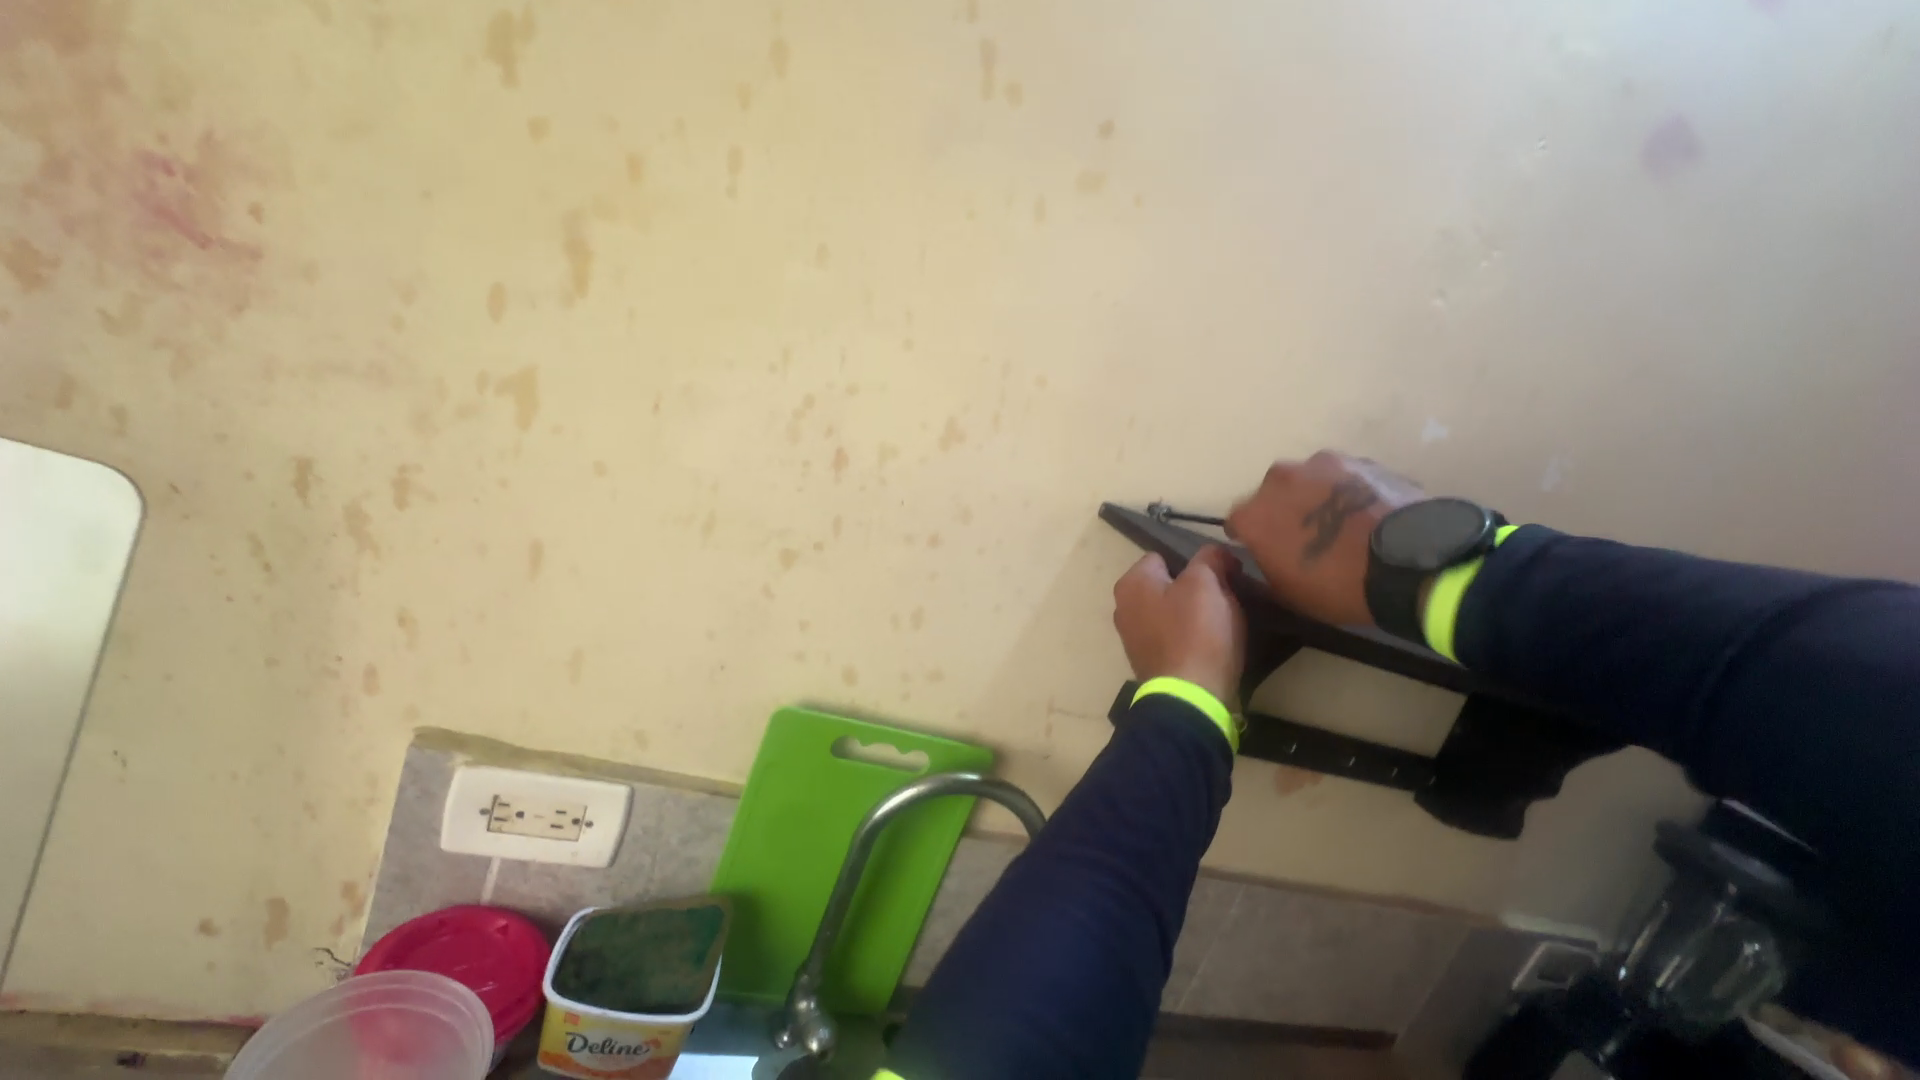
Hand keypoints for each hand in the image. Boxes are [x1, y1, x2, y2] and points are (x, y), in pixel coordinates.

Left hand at [1111, 545, 1246, 707]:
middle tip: (1223, 601)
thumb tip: (1217, 554)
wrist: (1190, 697)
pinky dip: (1188, 638)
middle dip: (1195, 590)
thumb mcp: (1207, 584)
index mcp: (1131, 583)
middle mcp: (1123, 606)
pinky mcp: (1148, 661)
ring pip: (1171, 612)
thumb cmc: (1195, 633)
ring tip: (1220, 625)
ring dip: (1193, 615)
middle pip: (1168, 585)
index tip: (1221, 577)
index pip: (1165, 556)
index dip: (1197, 563)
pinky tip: (1208, 646)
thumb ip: (1210, 559)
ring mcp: (1133, 637)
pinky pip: (1172, 637)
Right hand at [1225, 450, 1426, 626]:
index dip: (1250, 538)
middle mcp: (1279, 479)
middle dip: (1283, 511)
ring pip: (1309, 481)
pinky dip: (1349, 493)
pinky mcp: (1362, 461)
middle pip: (1272, 494)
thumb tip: (1261, 561)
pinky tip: (1367, 515)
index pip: (1236, 522)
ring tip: (1341, 524)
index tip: (1265, 552)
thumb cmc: (1338, 586)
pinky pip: (1345, 479)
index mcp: (1253, 514)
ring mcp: (1322, 465)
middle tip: (1305, 537)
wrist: (1408, 562)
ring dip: (1316, 497)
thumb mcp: (1287, 594)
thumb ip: (1265, 569)